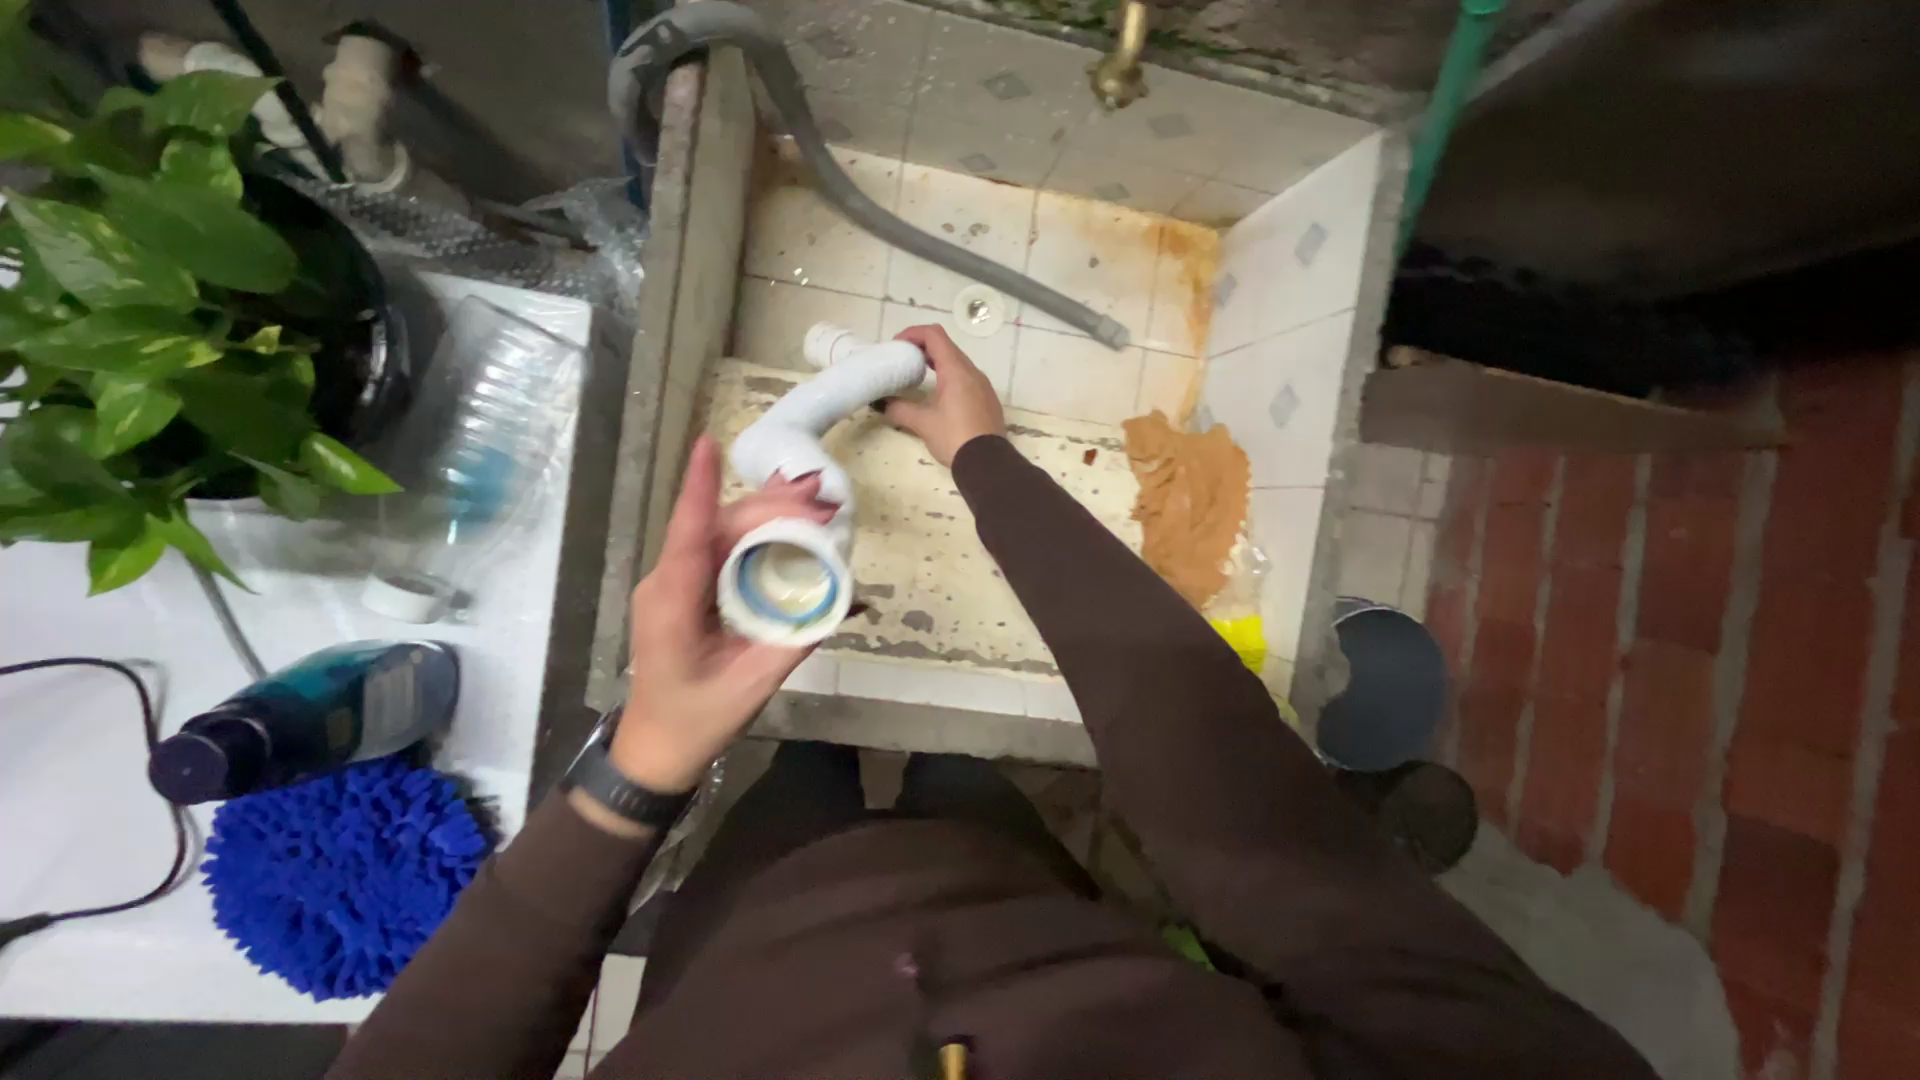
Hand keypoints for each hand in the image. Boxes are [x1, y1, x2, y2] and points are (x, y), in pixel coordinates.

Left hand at [609, 436, 835, 792]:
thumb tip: (844, 600)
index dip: (699, 490)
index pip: (688, 536)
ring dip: (770, 514)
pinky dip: (759, 532)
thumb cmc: (699, 720)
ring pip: (722, 531)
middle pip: (719, 526)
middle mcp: (667, 581)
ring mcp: (674, 580)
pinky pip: (723, 547)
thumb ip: (795, 640)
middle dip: (772, 506)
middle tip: (825, 500)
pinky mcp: (687, 585)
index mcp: (673, 604)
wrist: (656, 746)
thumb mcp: (753, 685)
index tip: (707, 445)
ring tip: (817, 505)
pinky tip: (791, 523)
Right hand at [883, 324, 1006, 466]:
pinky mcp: (988, 400)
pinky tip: (939, 395)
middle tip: (904, 360)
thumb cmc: (954, 438)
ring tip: (918, 377)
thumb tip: (883, 404)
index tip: (897, 346)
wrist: (988, 463)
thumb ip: (900, 409)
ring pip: (958, 363)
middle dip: (923, 348)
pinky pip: (967, 378)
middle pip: (946, 346)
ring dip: (937, 363)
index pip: (934, 335)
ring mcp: (983, 385)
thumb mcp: (922, 423)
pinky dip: (950, 377)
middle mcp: (973, 372)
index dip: (913, 333)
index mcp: (957, 370)